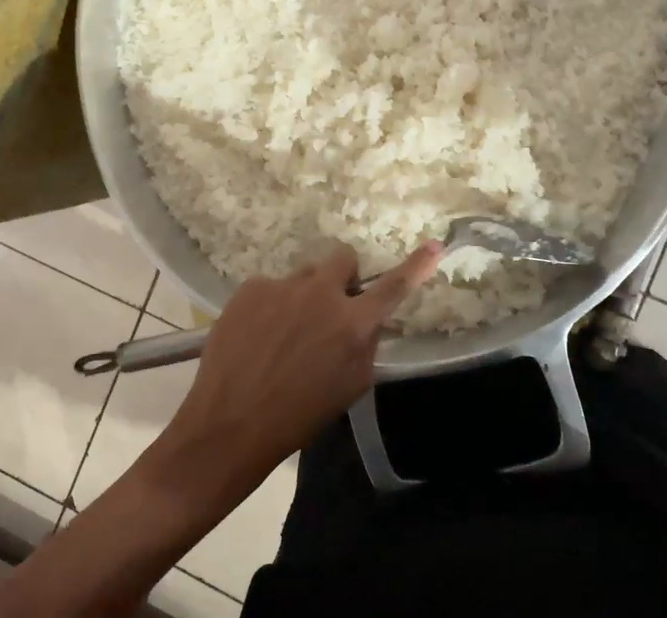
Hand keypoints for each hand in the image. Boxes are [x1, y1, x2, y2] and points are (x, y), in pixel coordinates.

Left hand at [156, 240, 445, 484]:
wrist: (231, 422)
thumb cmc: (299, 415)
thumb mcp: (349, 386)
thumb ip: (364, 345)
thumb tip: (365, 321)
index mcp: (353, 324)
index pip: (394, 287)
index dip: (417, 265)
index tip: (434, 244)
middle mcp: (321, 294)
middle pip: (342, 258)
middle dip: (342, 277)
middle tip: (329, 307)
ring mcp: (282, 286)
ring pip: (304, 275)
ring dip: (304, 294)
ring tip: (284, 333)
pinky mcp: (250, 287)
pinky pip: (270, 287)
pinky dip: (269, 306)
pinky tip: (257, 336)